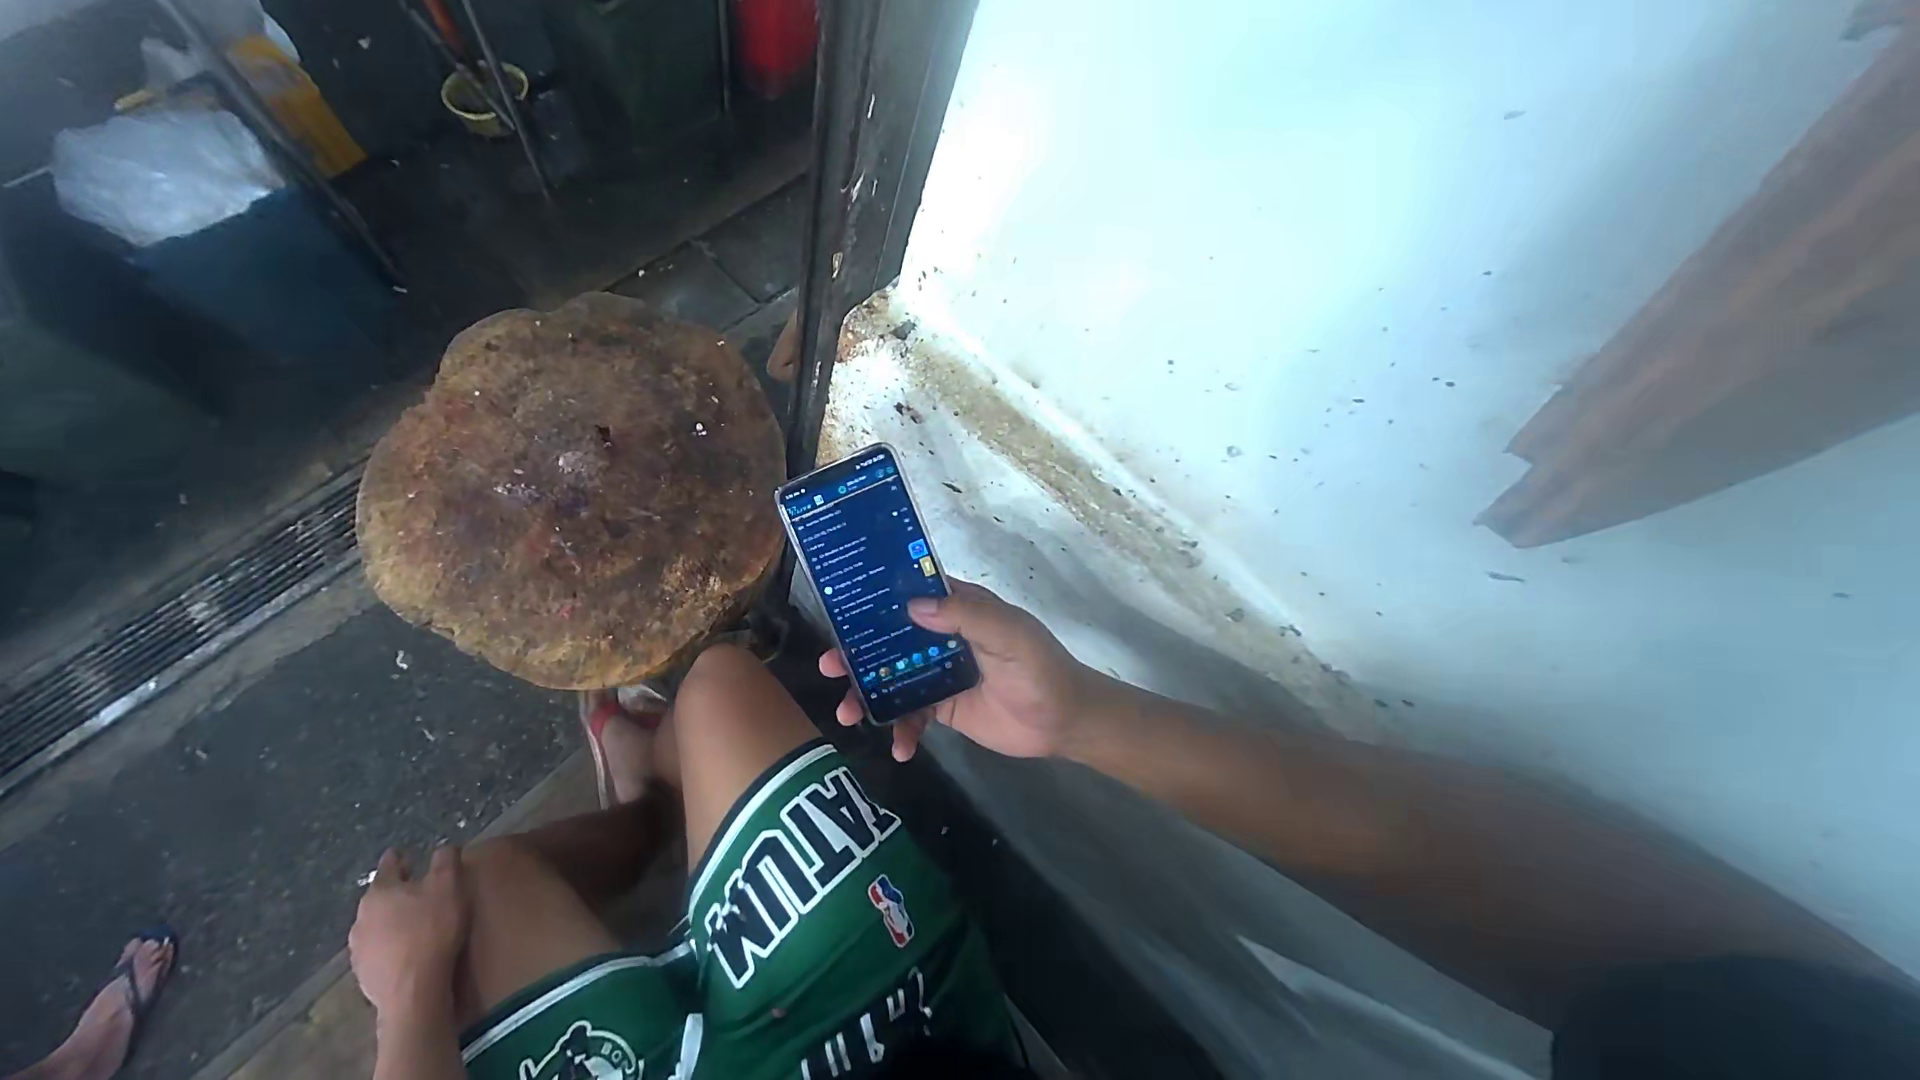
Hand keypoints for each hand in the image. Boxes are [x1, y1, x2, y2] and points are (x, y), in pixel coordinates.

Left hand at [349, 846, 468, 1019]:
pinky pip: (378, 947)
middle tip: (420, 887)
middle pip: (382, 895)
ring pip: (378, 922)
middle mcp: (361, 917)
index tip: (404, 852)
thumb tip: (442, 848)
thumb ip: (446, 859)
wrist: (413, 988)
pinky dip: (391, 941)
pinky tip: (408, 946)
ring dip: (393, 917)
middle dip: (398, 889)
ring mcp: (358, 947)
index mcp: (380, 892)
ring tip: (415, 919)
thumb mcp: (450, 883)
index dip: (399, 857)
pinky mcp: (363, 972)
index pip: (388, 865)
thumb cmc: (433, 927)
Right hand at [820, 579, 1102, 761]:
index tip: (841, 605)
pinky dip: (902, 732)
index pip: (913, 594)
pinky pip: (912, 716)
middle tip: (829, 666)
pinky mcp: (943, 708)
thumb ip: (966, 617)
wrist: (1063, 722)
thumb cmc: (1040, 668)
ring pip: (893, 679)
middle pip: (891, 639)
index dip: (878, 598)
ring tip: (846, 714)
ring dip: (867, 695)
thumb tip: (912, 606)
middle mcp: (942, 638)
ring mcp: (939, 673)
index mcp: (959, 610)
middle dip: (857, 653)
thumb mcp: (1009, 635)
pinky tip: (901, 749)